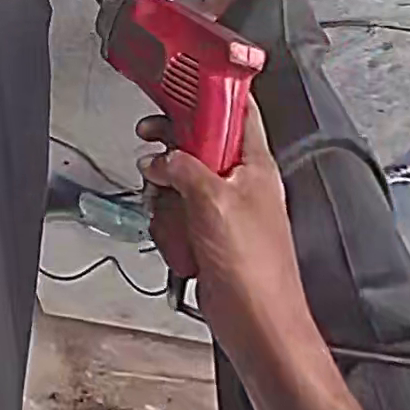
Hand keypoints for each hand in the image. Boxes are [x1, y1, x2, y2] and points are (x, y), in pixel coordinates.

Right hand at [138, 104, 314, 354]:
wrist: (257, 326)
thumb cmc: (256, 270)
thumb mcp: (212, 200)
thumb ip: (182, 168)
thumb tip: (160, 159)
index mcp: (255, 164)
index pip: (239, 110)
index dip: (213, 92)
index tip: (184, 83)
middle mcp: (241, 181)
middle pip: (199, 141)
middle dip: (171, 145)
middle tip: (152, 139)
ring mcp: (223, 206)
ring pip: (182, 175)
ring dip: (165, 187)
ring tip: (165, 200)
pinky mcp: (208, 230)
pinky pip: (178, 207)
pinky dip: (167, 215)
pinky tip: (172, 230)